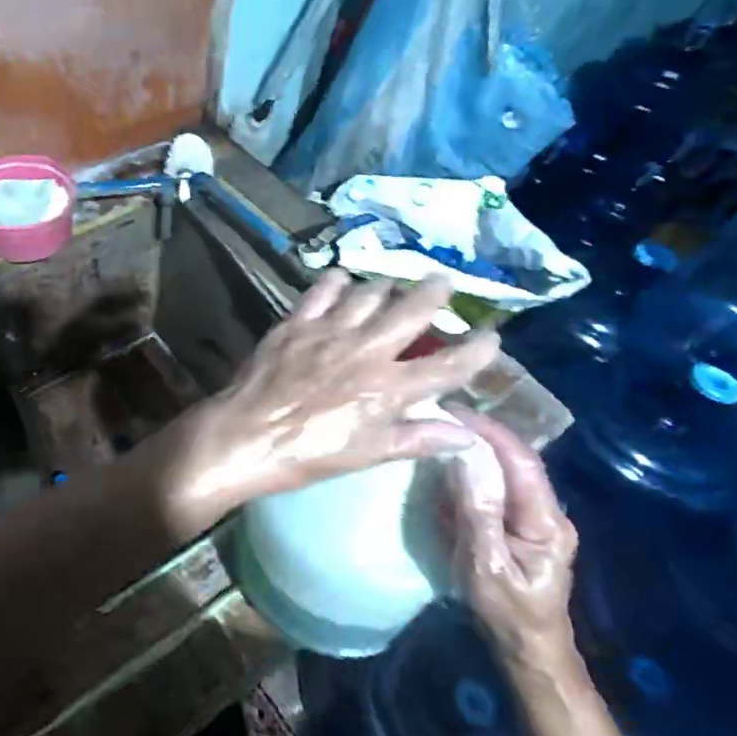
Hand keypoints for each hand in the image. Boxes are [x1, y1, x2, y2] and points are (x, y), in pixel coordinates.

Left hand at [165, 269, 498, 527]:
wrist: (245, 437)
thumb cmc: (308, 455)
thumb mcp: (367, 454)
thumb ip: (416, 439)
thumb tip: (465, 435)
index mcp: (390, 389)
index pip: (450, 365)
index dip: (478, 348)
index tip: (491, 335)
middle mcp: (367, 351)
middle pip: (413, 310)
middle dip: (435, 292)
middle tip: (443, 283)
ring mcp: (330, 332)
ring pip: (370, 292)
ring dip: (387, 287)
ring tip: (392, 286)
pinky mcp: (297, 322)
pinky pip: (324, 289)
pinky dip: (338, 282)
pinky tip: (343, 281)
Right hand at [441, 410, 579, 669]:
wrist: (526, 650)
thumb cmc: (507, 613)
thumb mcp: (486, 565)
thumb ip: (478, 511)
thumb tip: (464, 457)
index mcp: (546, 520)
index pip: (520, 460)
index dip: (488, 431)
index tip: (451, 411)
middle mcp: (546, 511)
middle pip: (514, 460)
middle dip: (479, 434)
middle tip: (437, 415)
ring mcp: (533, 518)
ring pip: (505, 471)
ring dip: (474, 450)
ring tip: (437, 431)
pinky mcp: (518, 525)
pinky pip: (496, 489)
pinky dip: (470, 472)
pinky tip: (445, 465)